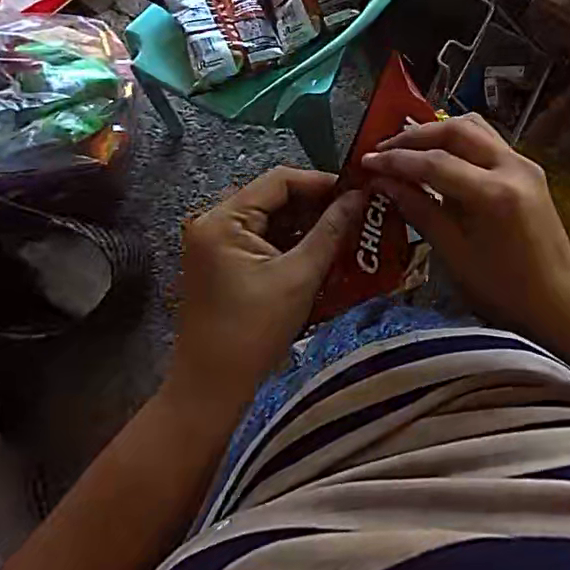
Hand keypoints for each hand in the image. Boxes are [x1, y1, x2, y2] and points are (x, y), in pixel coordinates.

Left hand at [170, 167, 363, 406]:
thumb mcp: (299, 277)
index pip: (279, 180)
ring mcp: (215, 243)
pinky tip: (322, 250)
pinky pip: (262, 239)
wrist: (211, 388)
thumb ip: (330, 231)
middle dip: (316, 204)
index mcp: (223, 219)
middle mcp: (214, 222)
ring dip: (306, 223)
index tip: (357, 192)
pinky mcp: (222, 262)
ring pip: (270, 218)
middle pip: (273, 197)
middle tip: (357, 211)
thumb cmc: (254, 331)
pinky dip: (290, 242)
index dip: (321, 182)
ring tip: (347, 229)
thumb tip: (358, 197)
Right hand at [361, 114, 569, 338]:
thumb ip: (419, 211)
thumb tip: (383, 184)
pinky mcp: (527, 168)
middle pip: (455, 130)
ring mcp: (523, 163)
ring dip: (437, 131)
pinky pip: (487, 140)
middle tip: (383, 149)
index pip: (435, 163)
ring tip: (406, 147)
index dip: (397, 160)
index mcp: (494, 194)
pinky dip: (458, 140)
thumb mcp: (454, 254)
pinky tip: (437, 155)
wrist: (558, 299)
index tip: (367, 161)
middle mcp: (512, 167)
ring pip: (474, 127)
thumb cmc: (503, 288)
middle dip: (414, 136)